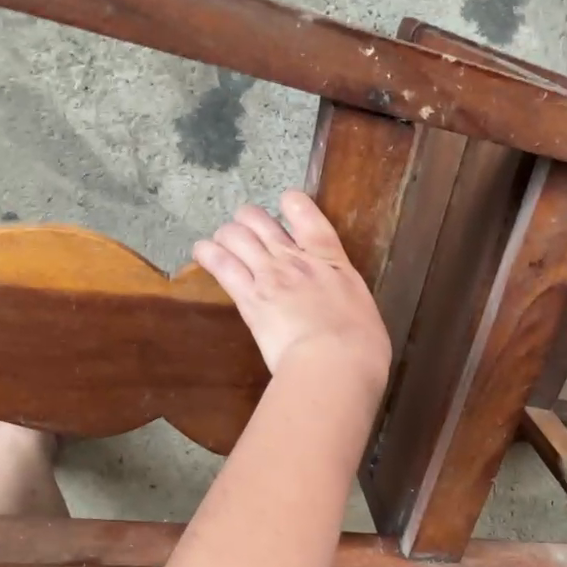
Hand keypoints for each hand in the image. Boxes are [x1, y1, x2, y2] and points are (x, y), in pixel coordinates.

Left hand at [192, 191, 390, 383]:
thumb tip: (346, 318)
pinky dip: (208, 254)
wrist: (337, 362)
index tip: (287, 205)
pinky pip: (221, 265)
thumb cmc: (363, 347)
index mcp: (331, 261)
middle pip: (261, 220)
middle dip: (250, 221)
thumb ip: (347, 304)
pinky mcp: (249, 299)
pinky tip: (202, 252)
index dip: (293, 205)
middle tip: (248, 234)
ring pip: (235, 235)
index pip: (307, 215)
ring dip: (227, 236)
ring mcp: (270, 276)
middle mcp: (296, 260)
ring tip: (222, 244)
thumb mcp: (364, 314)